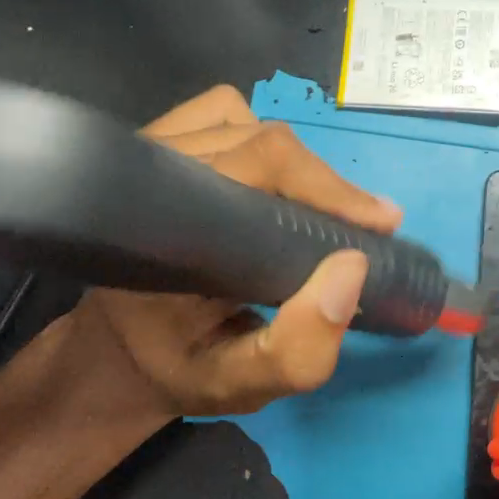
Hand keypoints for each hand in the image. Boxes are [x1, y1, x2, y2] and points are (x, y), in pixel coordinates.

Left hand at [60, 85, 402, 418]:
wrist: (119, 351)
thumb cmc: (181, 367)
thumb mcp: (240, 386)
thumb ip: (296, 350)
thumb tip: (353, 267)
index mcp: (164, 229)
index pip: (261, 168)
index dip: (328, 188)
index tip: (379, 225)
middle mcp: (148, 174)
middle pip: (263, 143)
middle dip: (325, 185)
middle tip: (365, 229)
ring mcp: (147, 149)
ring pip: (248, 124)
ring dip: (297, 165)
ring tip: (317, 212)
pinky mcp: (156, 139)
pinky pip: (225, 112)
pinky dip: (261, 137)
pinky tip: (270, 183)